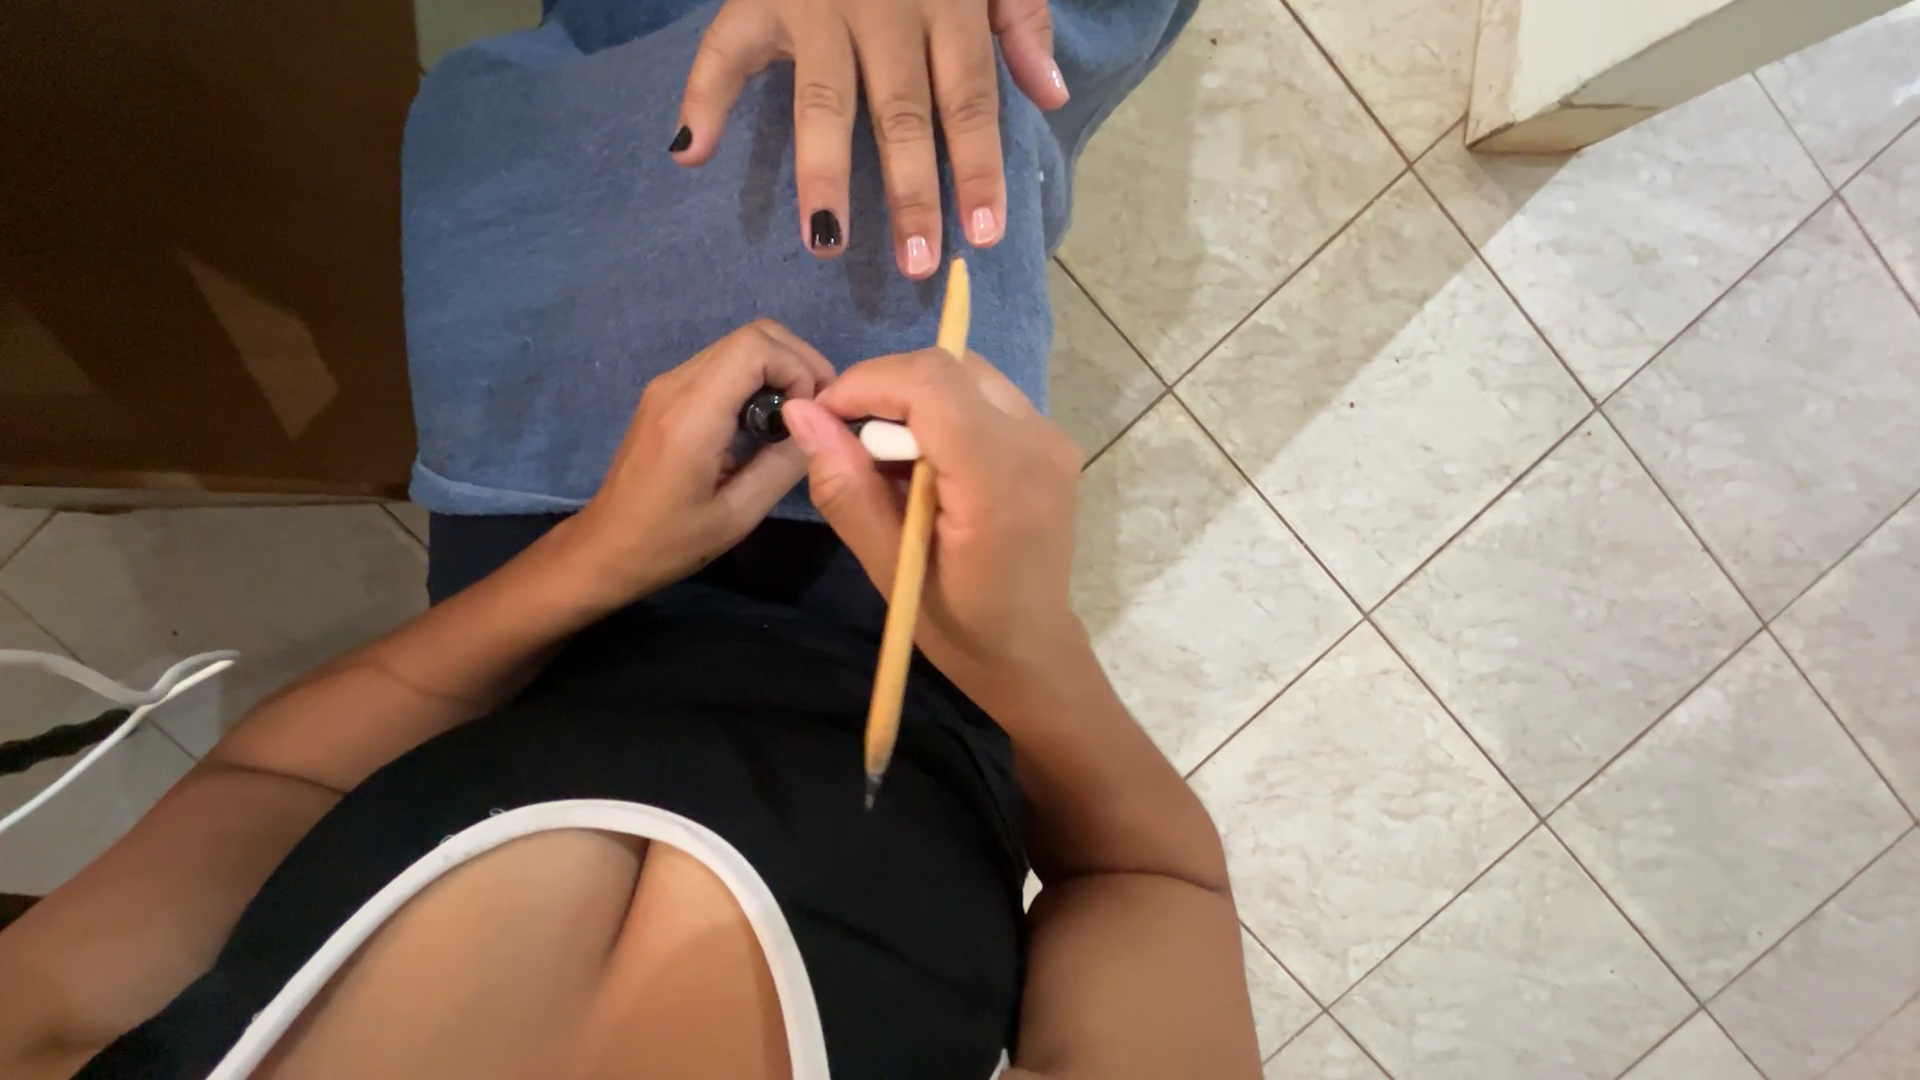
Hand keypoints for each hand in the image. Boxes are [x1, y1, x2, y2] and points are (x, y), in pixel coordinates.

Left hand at [569, 320, 835, 605]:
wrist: (606, 548)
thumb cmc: (670, 541)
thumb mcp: (739, 514)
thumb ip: (783, 464)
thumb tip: (819, 427)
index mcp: (693, 415)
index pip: (756, 347)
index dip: (799, 368)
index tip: (814, 414)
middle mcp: (677, 385)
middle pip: (753, 335)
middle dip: (798, 364)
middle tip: (818, 412)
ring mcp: (669, 385)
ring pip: (741, 346)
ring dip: (780, 372)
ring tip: (798, 420)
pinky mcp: (669, 394)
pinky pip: (724, 366)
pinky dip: (758, 381)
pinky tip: (767, 422)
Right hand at [669, 0, 1068, 280]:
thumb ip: (1022, 18)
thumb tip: (1051, 94)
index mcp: (944, 2)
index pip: (968, 100)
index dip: (978, 169)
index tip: (984, 236)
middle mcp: (881, 5)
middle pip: (899, 112)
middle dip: (909, 190)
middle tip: (914, 263)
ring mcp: (814, 2)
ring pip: (821, 99)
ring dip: (821, 173)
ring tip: (824, 243)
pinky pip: (723, 47)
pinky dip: (703, 95)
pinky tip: (690, 154)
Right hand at [780, 347, 1086, 704]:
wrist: (1031, 648)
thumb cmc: (959, 625)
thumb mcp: (889, 567)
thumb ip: (846, 488)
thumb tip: (802, 414)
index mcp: (1001, 481)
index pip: (932, 385)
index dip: (868, 384)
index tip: (826, 416)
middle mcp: (1037, 443)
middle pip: (950, 368)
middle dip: (888, 389)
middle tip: (853, 441)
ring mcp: (1052, 439)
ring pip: (969, 375)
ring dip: (916, 400)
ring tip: (891, 459)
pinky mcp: (1052, 442)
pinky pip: (987, 397)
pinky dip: (945, 412)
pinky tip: (929, 464)